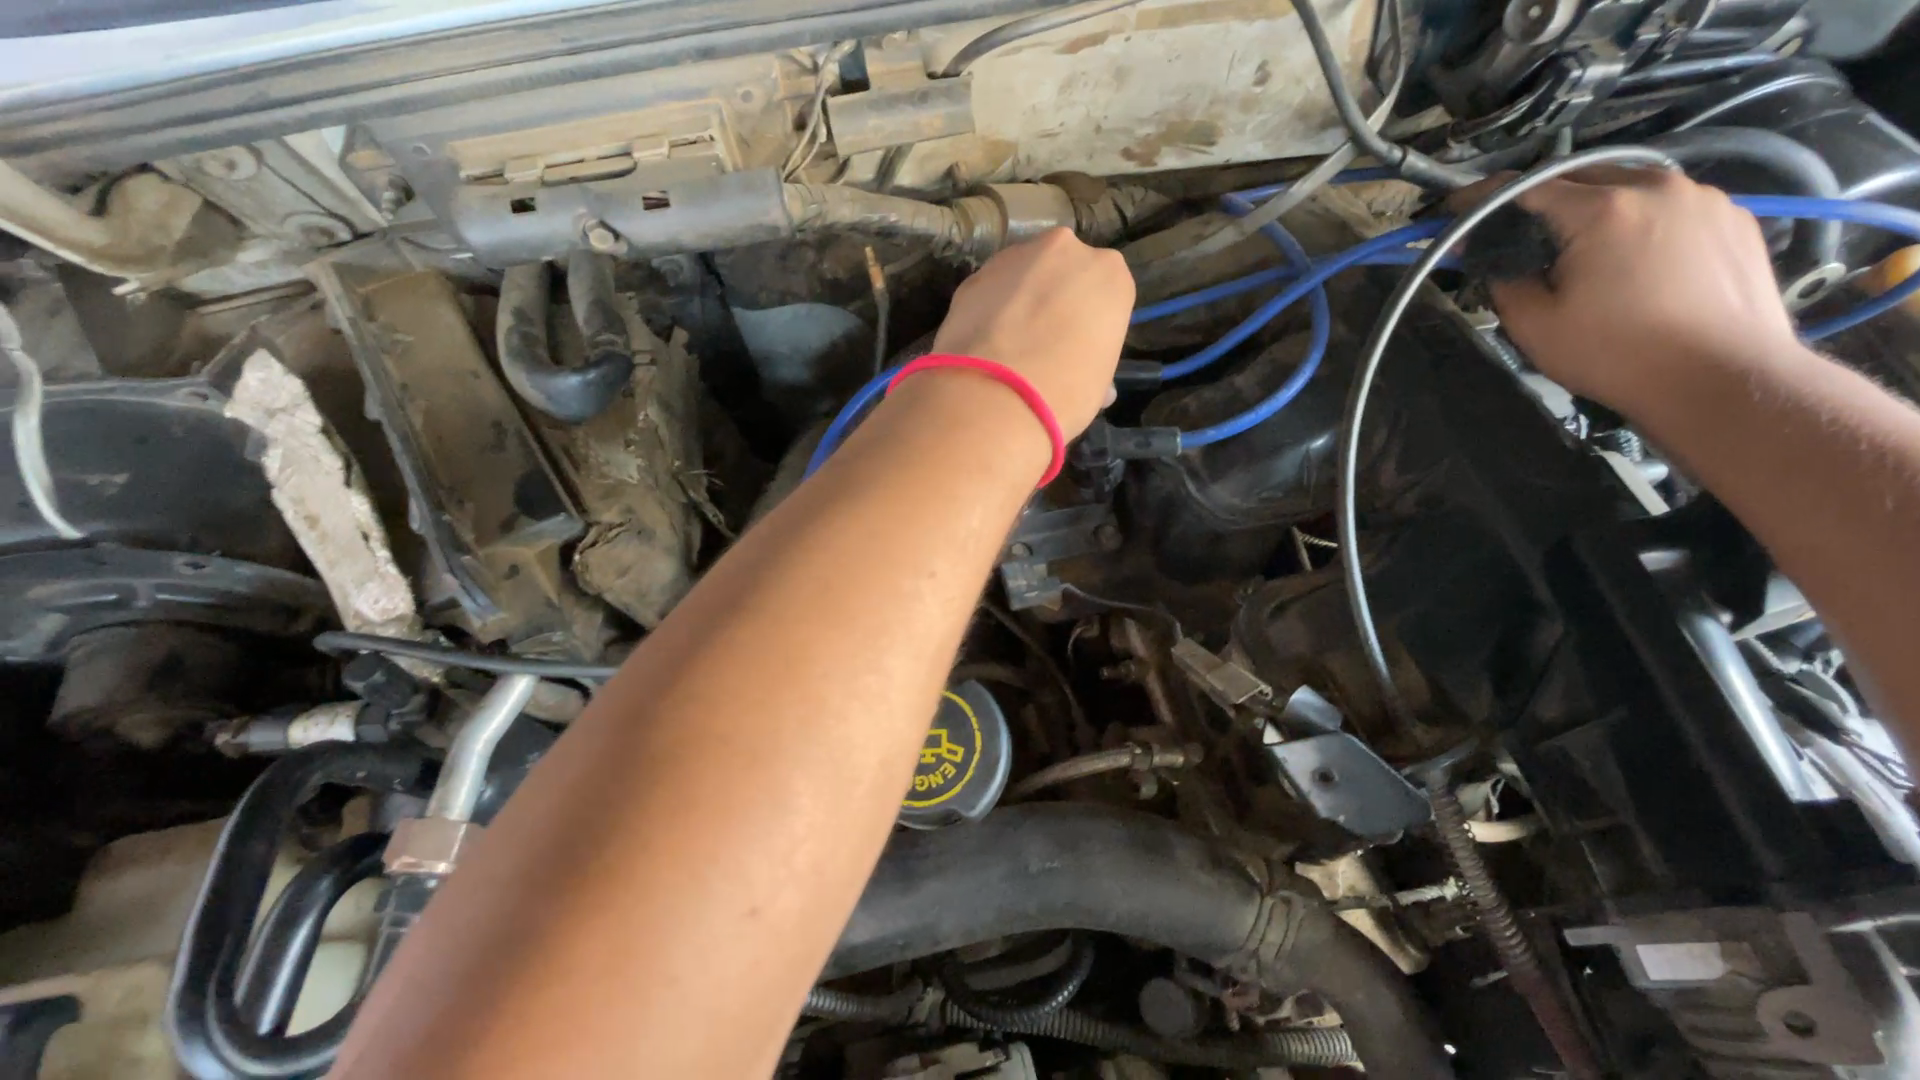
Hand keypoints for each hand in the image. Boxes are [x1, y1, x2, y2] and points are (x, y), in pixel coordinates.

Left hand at [928, 227, 1134, 436]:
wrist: (994, 395)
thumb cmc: (1065, 391)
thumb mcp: (1097, 384)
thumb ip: (1094, 362)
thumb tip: (1087, 378)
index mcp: (1109, 273)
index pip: (1105, 292)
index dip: (1090, 321)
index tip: (1079, 345)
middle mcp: (1066, 249)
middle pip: (1063, 271)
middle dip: (1055, 299)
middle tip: (1042, 342)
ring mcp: (1015, 256)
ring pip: (1024, 274)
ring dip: (1020, 300)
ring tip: (1008, 345)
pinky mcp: (975, 274)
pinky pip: (990, 291)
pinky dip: (989, 310)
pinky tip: (984, 344)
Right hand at [1459, 167, 1802, 413]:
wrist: (1721, 378)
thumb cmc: (1616, 354)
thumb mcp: (1535, 325)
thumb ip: (1503, 281)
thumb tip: (1487, 257)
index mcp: (1602, 209)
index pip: (1526, 186)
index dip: (1482, 197)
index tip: (1454, 209)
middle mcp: (1656, 186)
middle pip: (1582, 175)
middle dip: (1542, 198)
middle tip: (1517, 232)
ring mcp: (1704, 198)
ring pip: (1631, 185)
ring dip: (1595, 206)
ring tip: (1580, 244)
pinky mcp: (1735, 217)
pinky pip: (1672, 205)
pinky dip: (1641, 220)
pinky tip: (1634, 257)